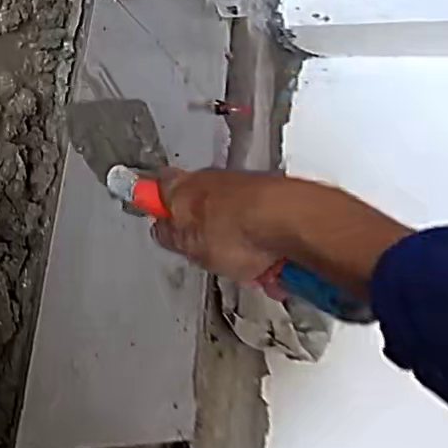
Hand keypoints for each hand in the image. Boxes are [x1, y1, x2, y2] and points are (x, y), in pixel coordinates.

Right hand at [148, 168, 291, 283]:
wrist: (292, 220)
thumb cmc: (239, 227)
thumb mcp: (188, 246)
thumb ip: (170, 237)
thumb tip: (162, 232)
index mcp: (181, 186)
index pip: (158, 187)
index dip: (156, 202)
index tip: (154, 214)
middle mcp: (213, 180)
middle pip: (201, 208)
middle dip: (208, 235)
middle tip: (210, 255)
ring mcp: (247, 189)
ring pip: (236, 221)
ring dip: (242, 246)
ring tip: (249, 267)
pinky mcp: (279, 201)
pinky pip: (267, 230)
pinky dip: (269, 248)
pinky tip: (273, 266)